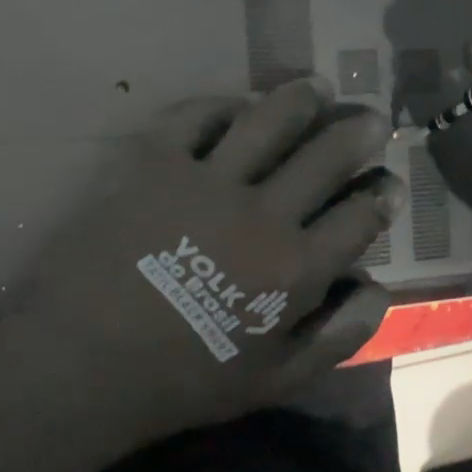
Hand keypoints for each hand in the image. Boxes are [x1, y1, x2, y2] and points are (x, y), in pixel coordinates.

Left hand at [0, 78, 401, 471]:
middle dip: (357, 132)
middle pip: (326, 155)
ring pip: (270, 119)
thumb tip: (376, 290)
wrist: (82, 362)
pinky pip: (196, 115)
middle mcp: (263, 212)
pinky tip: (235, 105)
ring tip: (317, 88)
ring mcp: (206, 180)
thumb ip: (336, 339)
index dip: (382, 194)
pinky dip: (223, 104)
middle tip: (369, 118)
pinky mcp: (154, 163)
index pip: (360, 215)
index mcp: (297, 268)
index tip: (388, 182)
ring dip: (302, 99)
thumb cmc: (182, 381)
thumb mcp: (274, 382)